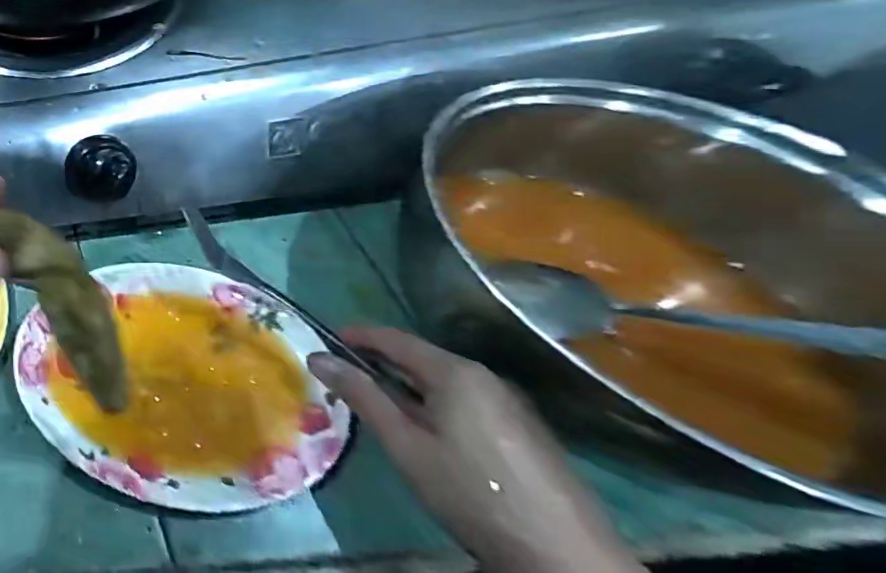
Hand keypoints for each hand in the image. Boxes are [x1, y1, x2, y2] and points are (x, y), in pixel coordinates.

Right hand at [308, 328, 641, 572]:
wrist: (567, 559)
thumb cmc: (473, 494)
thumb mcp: (407, 447)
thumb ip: (364, 397)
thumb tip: (318, 357)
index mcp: (455, 372)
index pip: (395, 338)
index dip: (359, 335)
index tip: (328, 340)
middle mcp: (485, 376)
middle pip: (422, 359)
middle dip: (383, 365)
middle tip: (350, 381)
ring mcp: (511, 403)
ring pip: (447, 383)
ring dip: (412, 388)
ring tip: (386, 411)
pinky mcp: (527, 432)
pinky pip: (470, 403)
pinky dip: (440, 407)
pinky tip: (434, 438)